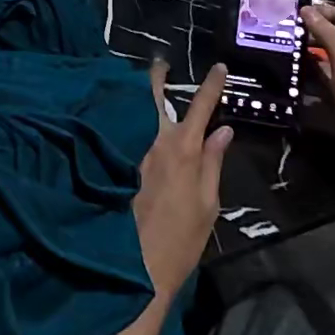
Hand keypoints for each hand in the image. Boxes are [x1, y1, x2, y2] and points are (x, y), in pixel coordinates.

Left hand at [133, 61, 233, 297]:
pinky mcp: (111, 163)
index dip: (212, 83)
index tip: (218, 66)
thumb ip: (213, 162)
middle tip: (159, 64)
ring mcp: (129, 149)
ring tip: (135, 85)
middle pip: (154, 95)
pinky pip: (117, 130)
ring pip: (132, 110)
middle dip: (156, 76)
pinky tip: (117, 117)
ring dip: (136, 95)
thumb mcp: (208, 204)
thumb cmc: (180, 240)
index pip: (202, 105)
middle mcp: (154, 139)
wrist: (135, 270)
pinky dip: (120, 118)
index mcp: (184, 148)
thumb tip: (224, 129)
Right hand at [302, 4, 334, 185]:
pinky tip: (297, 75)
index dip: (325, 12)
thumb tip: (308, 9)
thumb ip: (328, 40)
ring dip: (314, 56)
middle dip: (316, 34)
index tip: (296, 8)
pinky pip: (334, 80)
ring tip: (286, 48)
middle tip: (286, 29)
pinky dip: (318, 77)